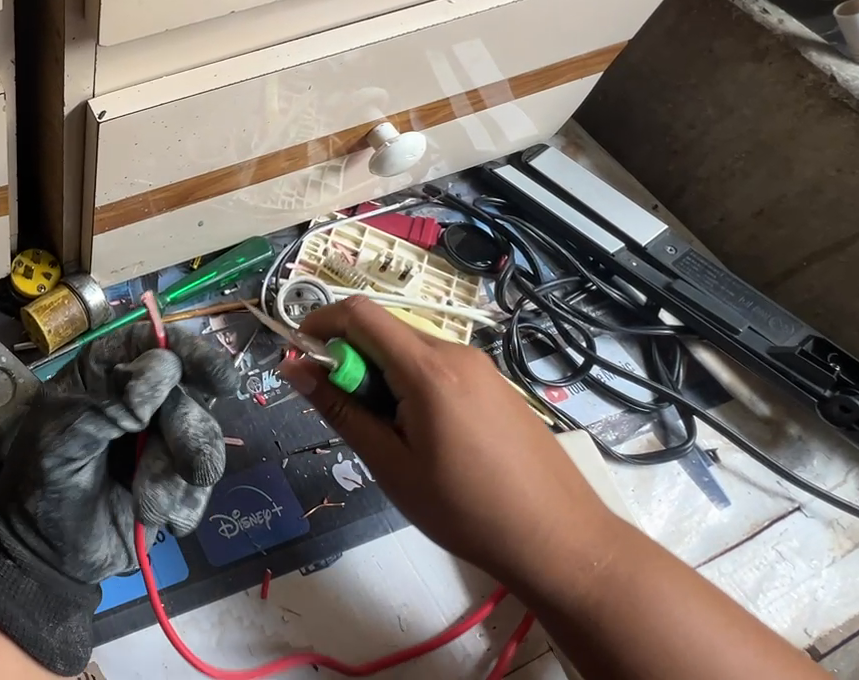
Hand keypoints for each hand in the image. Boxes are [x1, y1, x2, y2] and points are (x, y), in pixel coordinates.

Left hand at [0, 324, 234, 673]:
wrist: (45, 555)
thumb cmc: (40, 483)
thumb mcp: (62, 438)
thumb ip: (111, 404)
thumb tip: (164, 369)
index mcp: (104, 373)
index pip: (151, 340)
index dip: (189, 350)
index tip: (218, 377)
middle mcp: (138, 397)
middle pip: (189, 391)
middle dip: (187, 431)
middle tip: (184, 465)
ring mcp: (159, 439)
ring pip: (204, 436)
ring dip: (177, 477)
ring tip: (147, 504)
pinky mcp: (174, 482)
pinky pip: (201, 485)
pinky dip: (182, 506)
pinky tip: (153, 518)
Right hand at [277, 298, 622, 592]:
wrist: (565, 544)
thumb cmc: (466, 510)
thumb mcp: (389, 464)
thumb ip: (339, 409)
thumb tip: (293, 366)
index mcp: (427, 370)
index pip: (358, 314)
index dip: (319, 324)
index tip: (301, 359)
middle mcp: (455, 353)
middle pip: (383, 329)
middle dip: (348, 356)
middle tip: (344, 411)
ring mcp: (481, 367)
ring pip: (408, 348)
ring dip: (379, 373)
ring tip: (386, 432)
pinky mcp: (495, 384)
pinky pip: (435, 365)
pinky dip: (409, 382)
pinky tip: (422, 434)